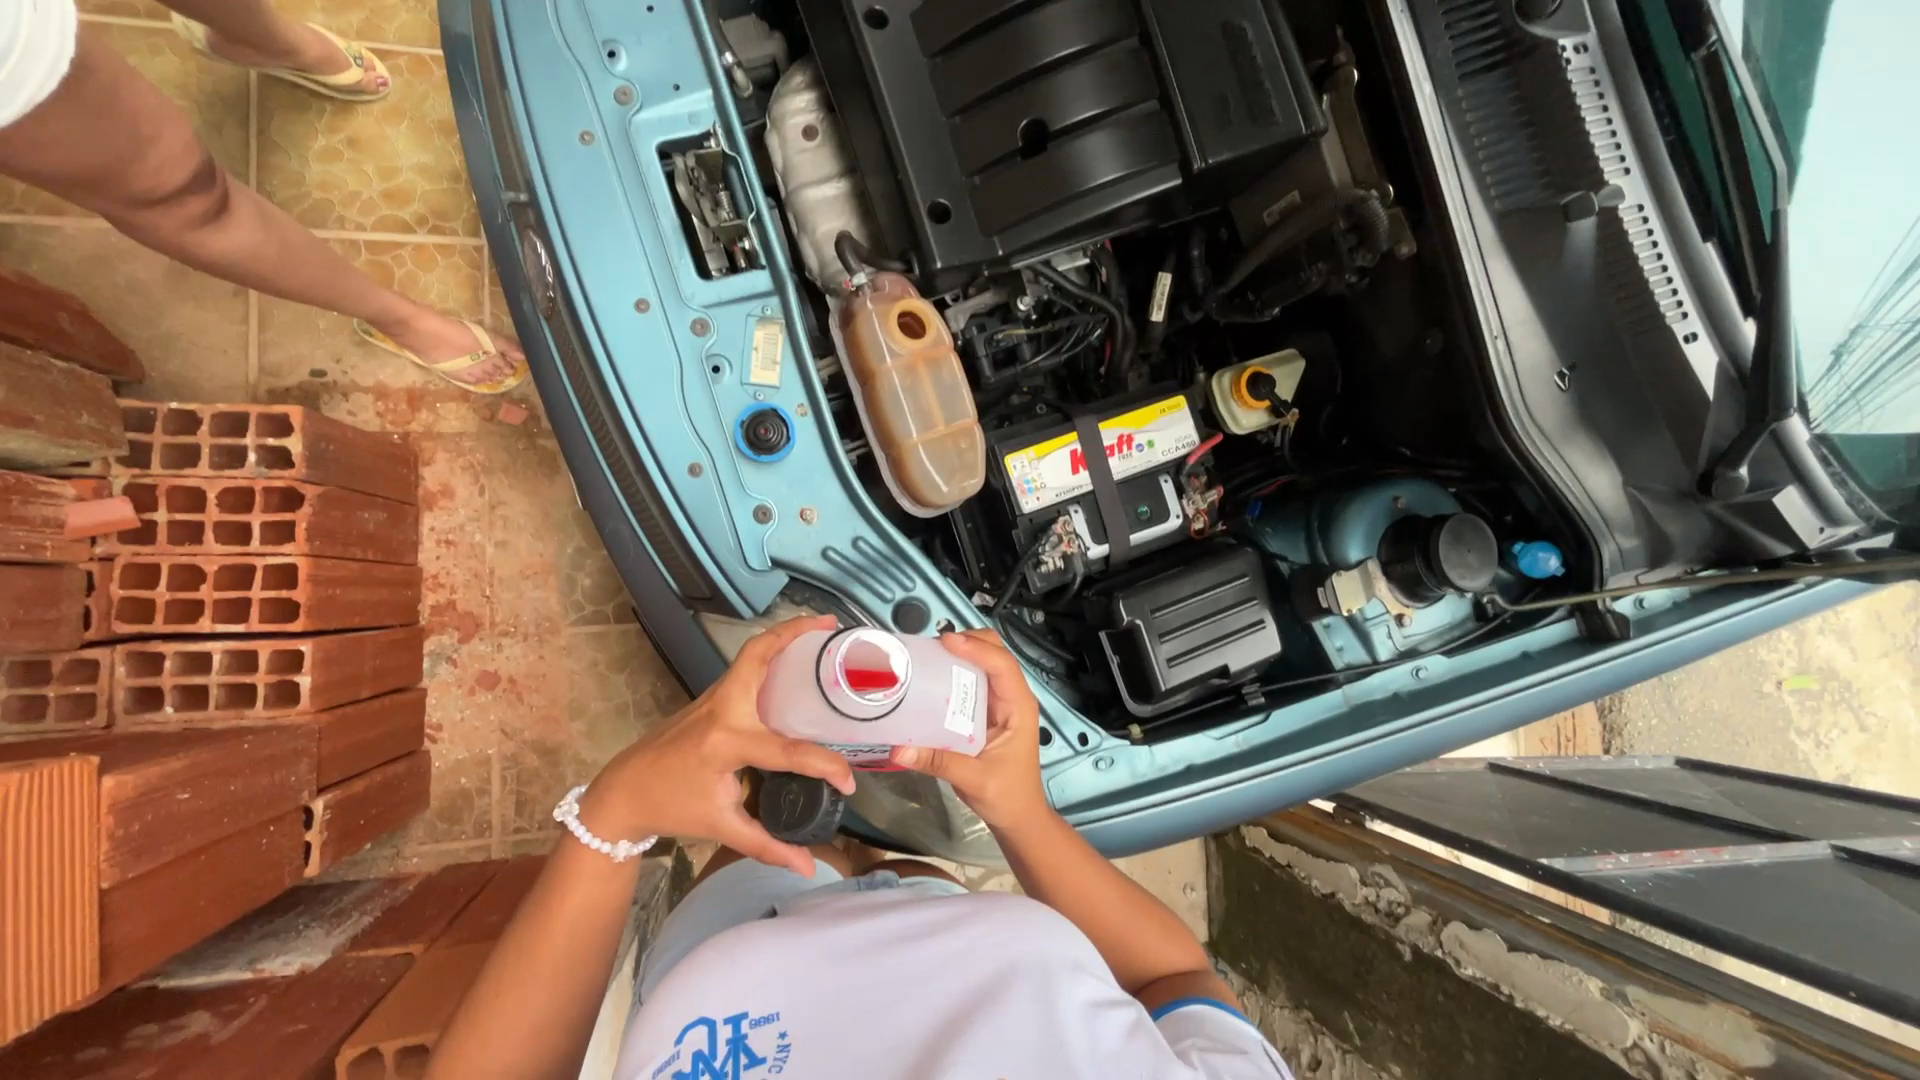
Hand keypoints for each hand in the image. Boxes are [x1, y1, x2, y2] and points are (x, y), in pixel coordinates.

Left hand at [578, 614, 854, 875]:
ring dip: (783, 637)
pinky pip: (746, 666)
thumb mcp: (722, 828)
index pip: (789, 750)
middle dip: (794, 633)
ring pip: (751, 653)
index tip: (849, 782)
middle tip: (831, 625)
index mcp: (728, 742)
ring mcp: (714, 697)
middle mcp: (723, 708)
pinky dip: (771, 654)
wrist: (623, 792)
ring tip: (819, 632)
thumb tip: (809, 867)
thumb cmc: (672, 807)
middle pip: (759, 654)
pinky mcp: (712, 697)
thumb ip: (769, 846)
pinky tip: (792, 663)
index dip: (825, 767)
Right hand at [888, 630, 1051, 830]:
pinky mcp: (987, 709)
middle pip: (996, 651)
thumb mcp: (974, 780)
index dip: (976, 648)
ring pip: (984, 661)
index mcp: (1019, 707)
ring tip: (928, 654)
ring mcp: (1000, 701)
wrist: (1019, 816)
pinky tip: (932, 674)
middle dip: (968, 640)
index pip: (1002, 665)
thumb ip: (938, 762)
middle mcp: (1012, 697)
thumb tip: (899, 748)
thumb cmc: (1007, 796)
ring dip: (961, 652)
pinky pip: (973, 679)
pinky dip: (955, 669)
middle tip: (933, 646)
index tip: (945, 641)